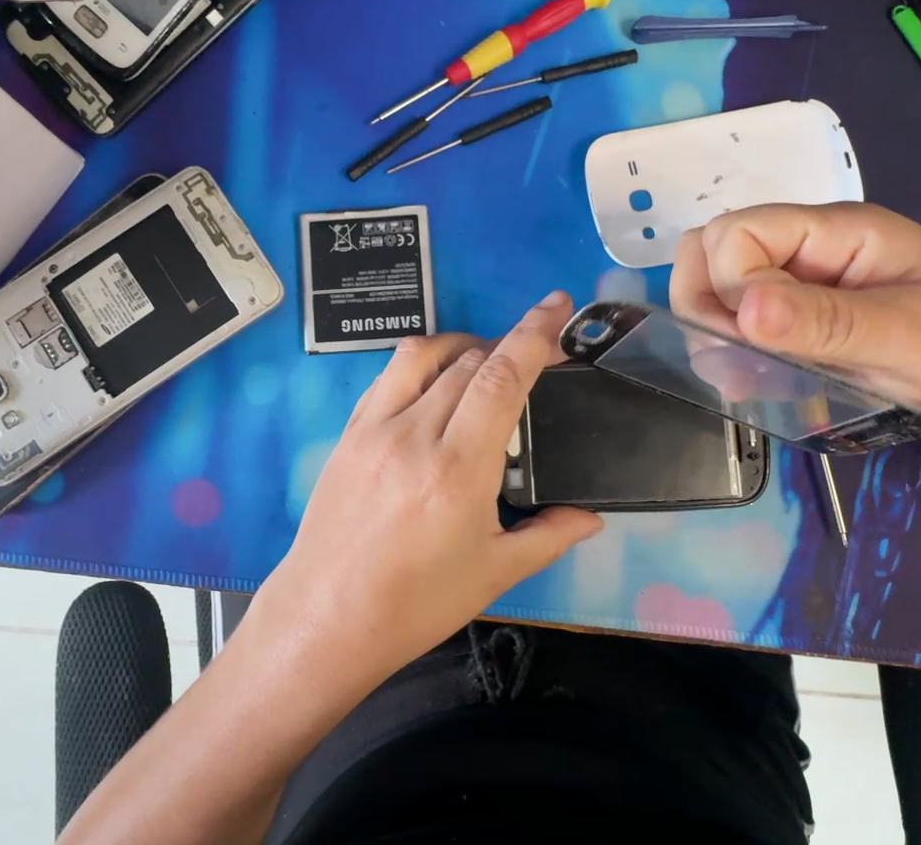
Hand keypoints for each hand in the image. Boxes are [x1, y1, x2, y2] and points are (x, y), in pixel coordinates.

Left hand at [248, 292, 604, 687]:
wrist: (328, 615)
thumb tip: (591, 517)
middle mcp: (416, 433)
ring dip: (462, 346)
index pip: (502, 377)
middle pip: (469, 361)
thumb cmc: (417, 601)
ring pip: (423, 356)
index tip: (557, 305)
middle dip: (507, 347)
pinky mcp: (349, 432)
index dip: (534, 333)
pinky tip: (434, 385)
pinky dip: (420, 364)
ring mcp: (375, 428)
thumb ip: (548, 535)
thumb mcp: (494, 573)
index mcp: (459, 467)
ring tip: (484, 362)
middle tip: (532, 361)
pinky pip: (388, 376)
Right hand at [670, 202, 920, 444]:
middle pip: (714, 251)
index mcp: (838, 232)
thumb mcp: (908, 338)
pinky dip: (733, 350)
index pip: (737, 232)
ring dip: (715, 329)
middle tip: (735, 352)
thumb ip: (822, 321)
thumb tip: (740, 309)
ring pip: (721, 289)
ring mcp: (807, 287)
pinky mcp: (806, 323)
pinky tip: (753, 381)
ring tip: (744, 376)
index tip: (759, 331)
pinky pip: (743, 323)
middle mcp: (811, 251)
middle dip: (705, 300)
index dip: (729, 279)